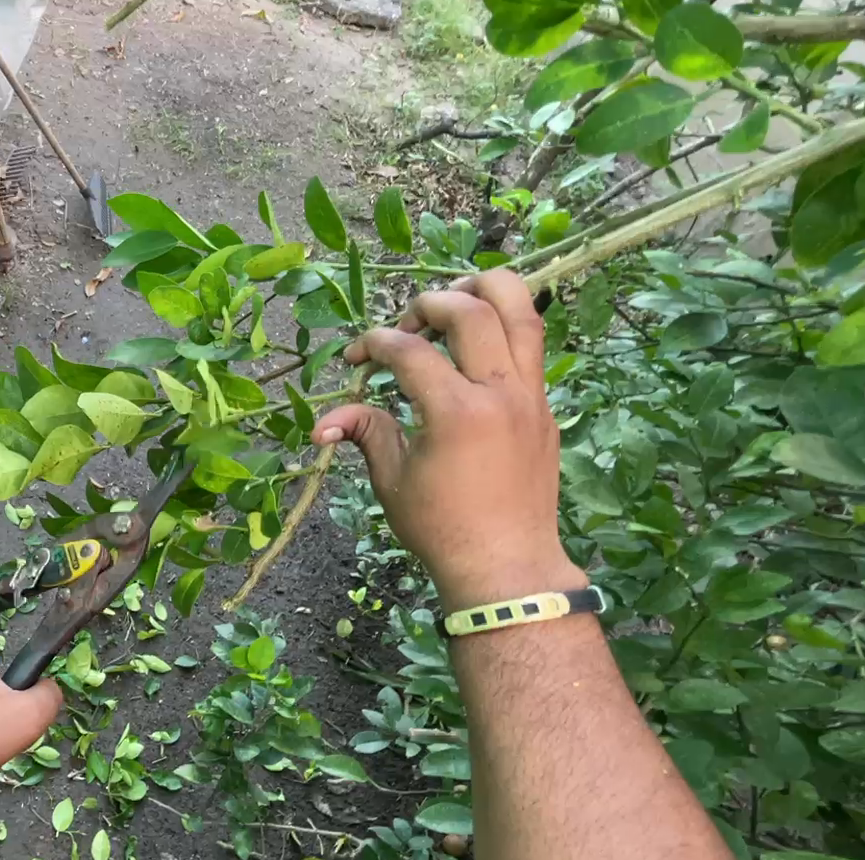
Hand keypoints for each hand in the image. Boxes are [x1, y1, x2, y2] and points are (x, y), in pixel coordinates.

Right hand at [310, 270, 585, 609]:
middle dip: (428, 305)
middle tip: (404, 328)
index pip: (410, 351)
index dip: (375, 344)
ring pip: (522, 310)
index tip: (356, 359)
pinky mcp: (544, 404)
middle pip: (472, 310)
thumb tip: (321, 425)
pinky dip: (504, 324)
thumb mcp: (390, 479)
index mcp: (455, 412)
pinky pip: (532, 342)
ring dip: (484, 293)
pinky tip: (475, 340)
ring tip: (452, 302)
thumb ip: (364, 433)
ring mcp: (530, 394)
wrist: (505, 561)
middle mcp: (500, 391)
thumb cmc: (438, 526)